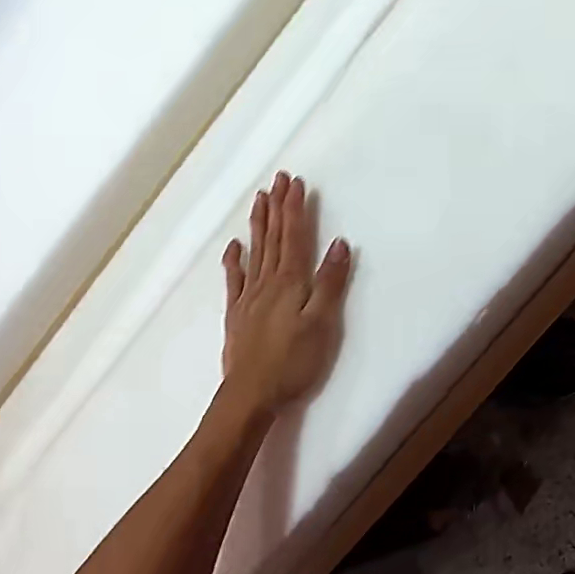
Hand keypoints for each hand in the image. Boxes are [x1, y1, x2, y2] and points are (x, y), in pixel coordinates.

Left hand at [220, 172, 351, 411]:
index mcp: (291, 283)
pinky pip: (234, 279)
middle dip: (278, 207)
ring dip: (258, 224)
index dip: (296, 209)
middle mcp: (267, 283)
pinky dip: (234, 260)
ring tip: (260, 199)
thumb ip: (330, 284)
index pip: (295, 237)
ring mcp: (248, 297)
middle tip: (278, 179)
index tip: (296, 183)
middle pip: (274, 238)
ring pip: (255, 252)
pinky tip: (234, 246)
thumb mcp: (322, 324)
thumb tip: (340, 244)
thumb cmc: (293, 362)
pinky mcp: (236, 314)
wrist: (250, 394)